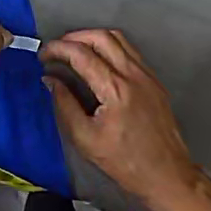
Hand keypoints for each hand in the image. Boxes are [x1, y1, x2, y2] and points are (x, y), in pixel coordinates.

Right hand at [41, 30, 203, 210]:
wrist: (167, 174)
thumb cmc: (124, 161)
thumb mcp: (85, 138)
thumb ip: (64, 105)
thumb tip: (50, 79)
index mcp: (115, 88)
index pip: (81, 54)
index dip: (58, 49)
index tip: (43, 55)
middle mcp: (133, 74)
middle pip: (101, 37)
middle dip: (74, 37)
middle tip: (57, 49)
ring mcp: (147, 74)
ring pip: (118, 39)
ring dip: (93, 38)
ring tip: (75, 51)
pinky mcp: (154, 80)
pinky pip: (130, 51)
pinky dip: (110, 47)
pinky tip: (99, 62)